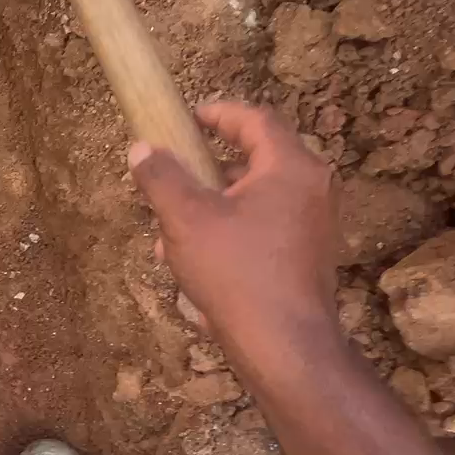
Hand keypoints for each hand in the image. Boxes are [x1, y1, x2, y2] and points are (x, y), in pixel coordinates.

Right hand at [129, 102, 342, 367]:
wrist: (282, 341)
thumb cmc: (235, 270)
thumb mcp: (184, 218)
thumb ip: (161, 178)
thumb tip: (141, 147)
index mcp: (290, 169)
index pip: (256, 120)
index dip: (218, 113)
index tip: (187, 117)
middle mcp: (313, 188)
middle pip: (254, 159)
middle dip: (205, 169)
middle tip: (171, 177)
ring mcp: (314, 223)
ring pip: (253, 196)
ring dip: (209, 204)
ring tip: (171, 231)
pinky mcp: (305, 253)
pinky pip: (261, 224)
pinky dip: (227, 228)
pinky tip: (194, 259)